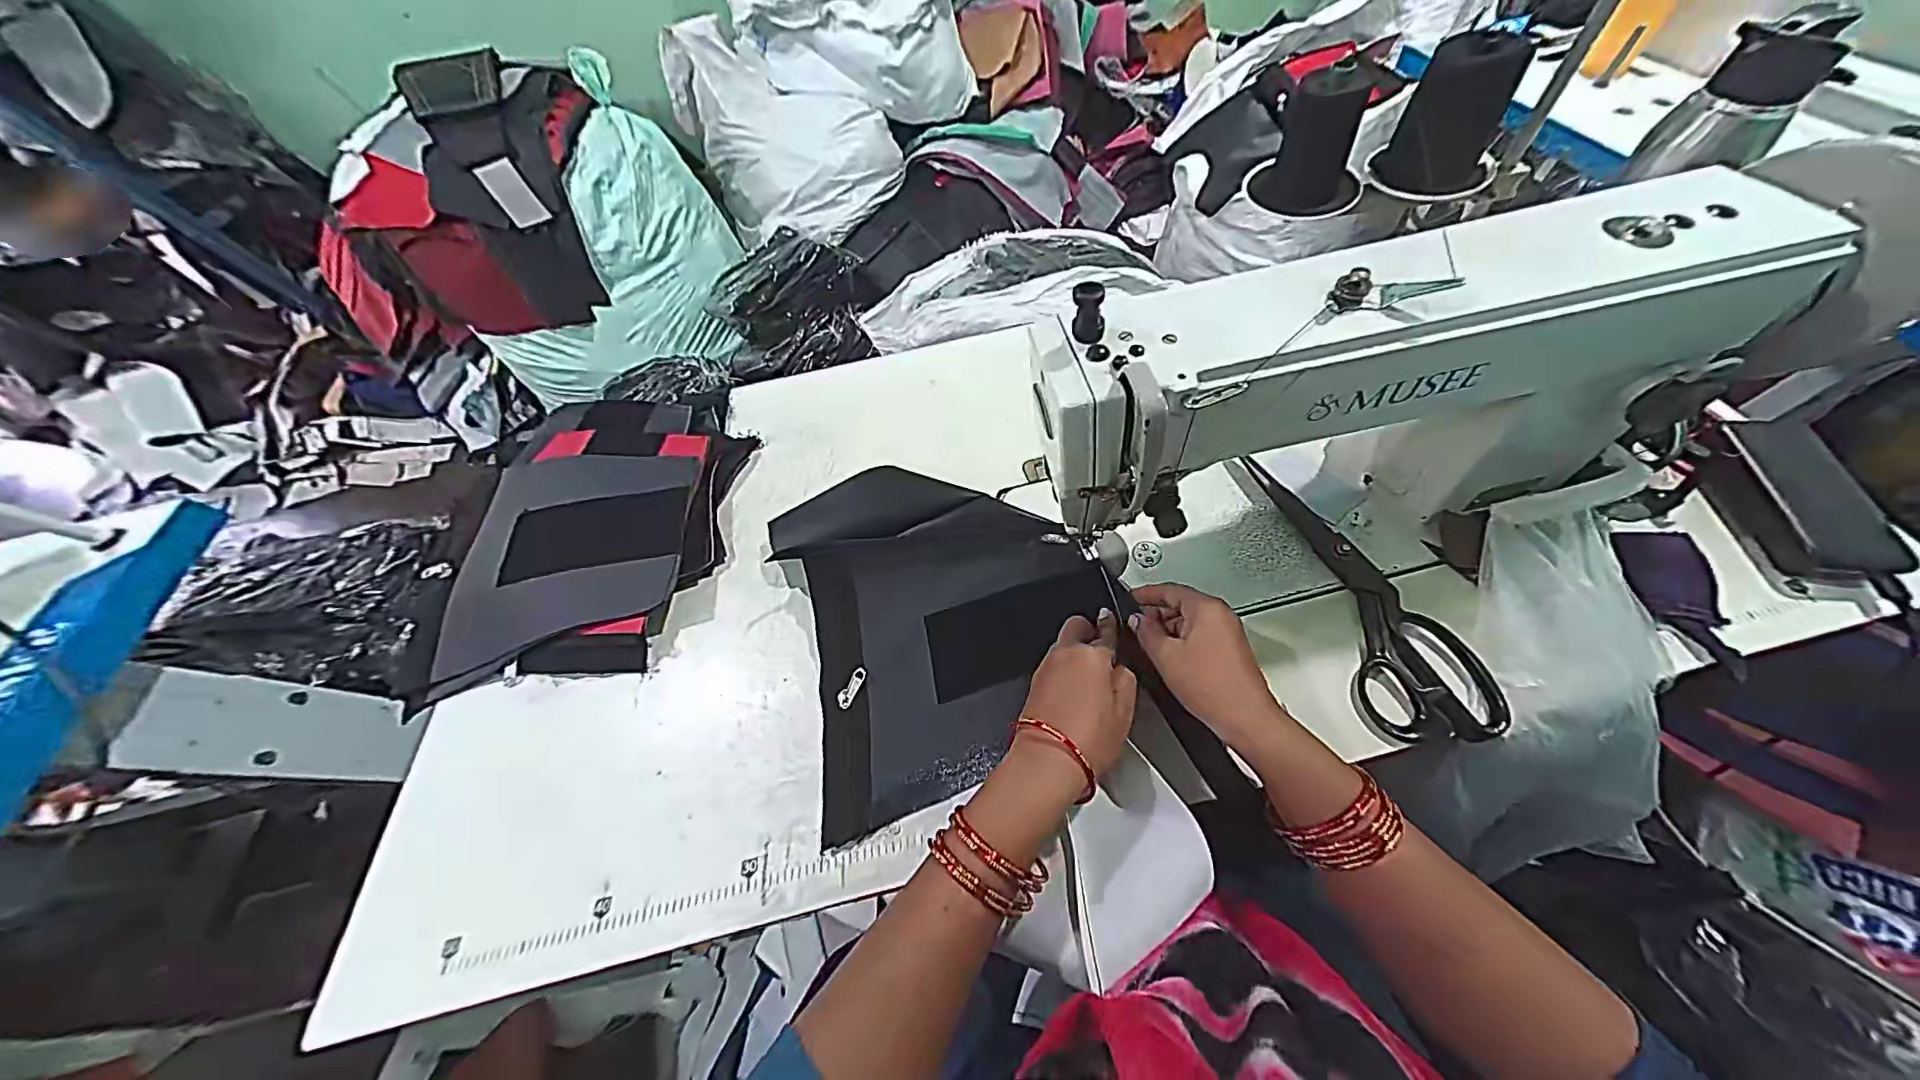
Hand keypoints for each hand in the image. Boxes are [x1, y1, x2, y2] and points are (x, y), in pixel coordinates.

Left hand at [968, 612, 1136, 856]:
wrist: (1047, 759)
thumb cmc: (1086, 740)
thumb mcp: (1125, 711)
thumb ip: (1126, 680)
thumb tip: (1121, 670)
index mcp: (1092, 655)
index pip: (1106, 631)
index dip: (1111, 626)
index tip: (1112, 623)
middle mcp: (1065, 654)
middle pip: (1076, 626)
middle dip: (1087, 629)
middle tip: (1099, 642)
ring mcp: (1046, 668)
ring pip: (1061, 646)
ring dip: (1073, 652)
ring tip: (1088, 674)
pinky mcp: (1034, 683)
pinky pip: (1052, 666)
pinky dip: (1062, 670)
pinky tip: (1072, 689)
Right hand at [1131, 583, 1292, 754]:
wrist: (1245, 718)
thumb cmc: (1217, 689)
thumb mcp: (1166, 656)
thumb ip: (1146, 632)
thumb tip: (1138, 621)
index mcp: (1207, 608)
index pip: (1169, 589)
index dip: (1144, 594)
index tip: (1130, 598)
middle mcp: (1221, 616)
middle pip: (1180, 603)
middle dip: (1155, 615)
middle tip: (1136, 626)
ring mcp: (1228, 632)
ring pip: (1189, 621)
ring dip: (1168, 631)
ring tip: (1152, 648)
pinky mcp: (1229, 649)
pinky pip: (1199, 636)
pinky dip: (1182, 643)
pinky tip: (1171, 659)